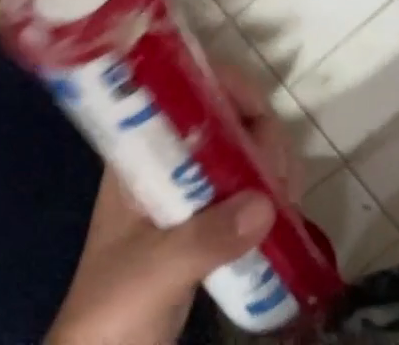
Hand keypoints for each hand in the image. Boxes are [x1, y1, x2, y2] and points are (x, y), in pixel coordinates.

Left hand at [46, 63, 295, 344]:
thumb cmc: (110, 308)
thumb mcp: (154, 272)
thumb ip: (204, 239)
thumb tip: (265, 204)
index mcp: (140, 155)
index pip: (184, 94)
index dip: (225, 89)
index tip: (261, 117)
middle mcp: (165, 162)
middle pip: (222, 118)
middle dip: (259, 134)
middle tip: (280, 177)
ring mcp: (187, 193)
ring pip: (239, 153)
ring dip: (270, 165)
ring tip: (287, 200)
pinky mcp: (205, 223)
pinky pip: (245, 191)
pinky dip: (269, 195)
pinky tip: (284, 217)